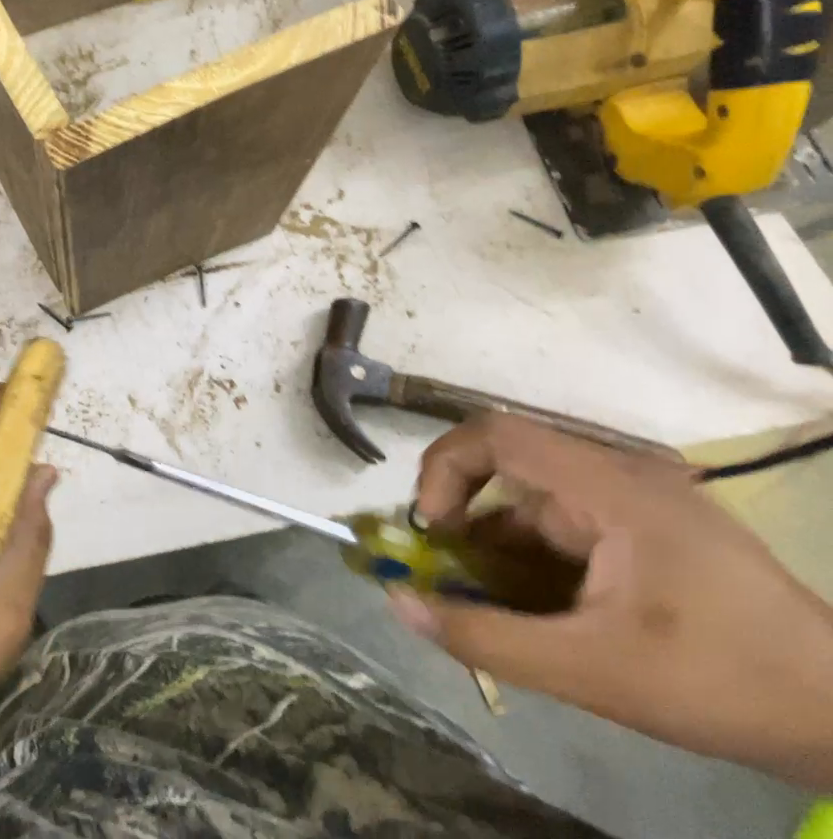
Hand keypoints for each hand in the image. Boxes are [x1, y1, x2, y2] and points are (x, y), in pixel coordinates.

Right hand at [390, 414, 832, 786]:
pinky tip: (533, 616)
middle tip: (448, 580)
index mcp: (613, 492)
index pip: (496, 435)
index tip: (434, 530)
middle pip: (506, 475)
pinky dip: (528, 566)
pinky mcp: (645, 537)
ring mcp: (637, 510)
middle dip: (463, 527)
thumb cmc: (723, 682)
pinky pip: (560, 533)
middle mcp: (621, 483)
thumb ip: (482, 635)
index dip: (443, 470)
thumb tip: (396, 600)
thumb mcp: (588, 670)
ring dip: (494, 554)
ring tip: (492, 612)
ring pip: (528, 509)